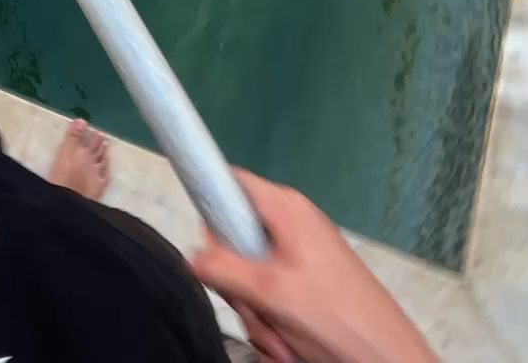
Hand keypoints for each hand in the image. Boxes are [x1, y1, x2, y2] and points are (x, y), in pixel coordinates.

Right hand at [191, 170, 437, 362]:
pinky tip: (288, 346)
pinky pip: (271, 291)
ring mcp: (303, 252)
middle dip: (236, 283)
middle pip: (234, 236)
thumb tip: (191, 257)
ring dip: (255, 310)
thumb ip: (222, 267)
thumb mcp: (271, 293)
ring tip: (278, 340)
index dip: (209, 208)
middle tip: (251, 311)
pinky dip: (273, 320)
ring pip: (250, 271)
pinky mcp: (312, 282)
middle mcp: (292, 221)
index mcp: (285, 206)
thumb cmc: (336, 321)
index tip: (211, 250)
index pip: (228, 181)